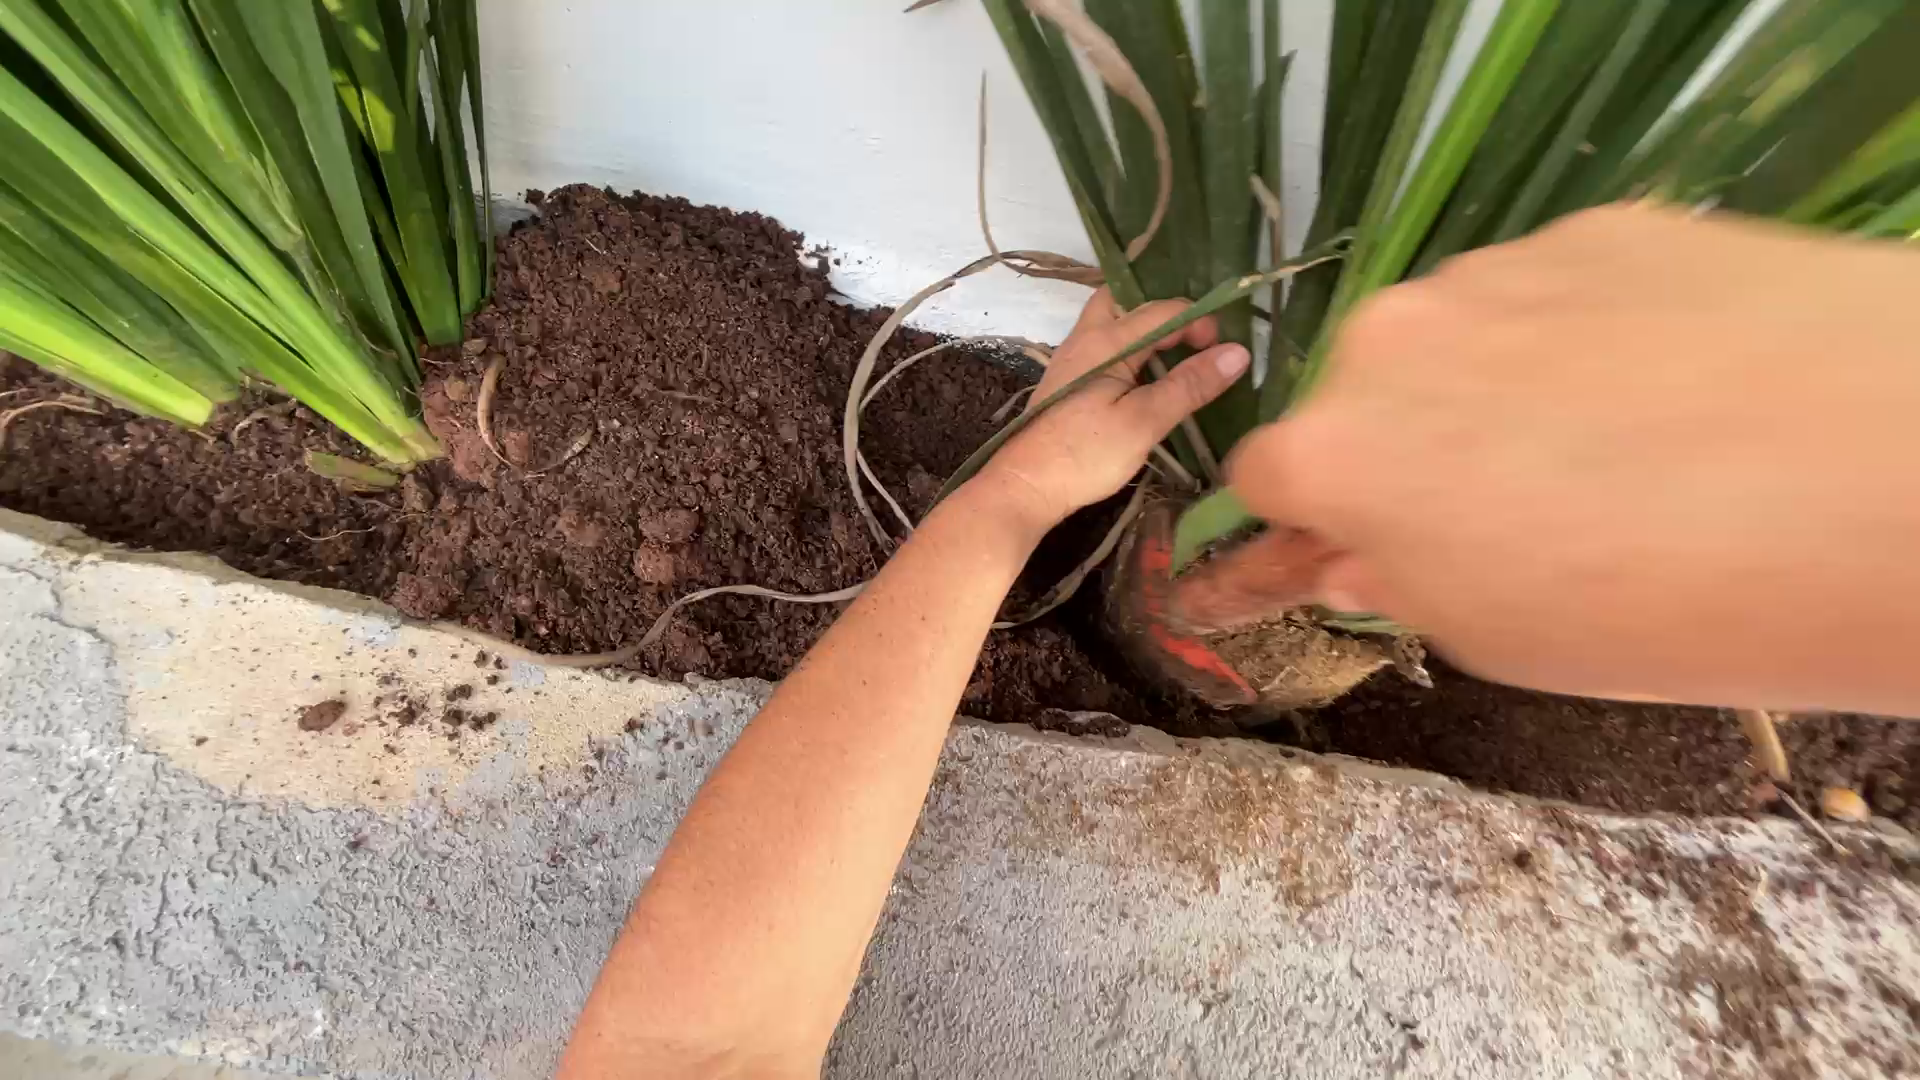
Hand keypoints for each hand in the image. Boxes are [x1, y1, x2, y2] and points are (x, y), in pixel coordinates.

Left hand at [973, 288, 1249, 534]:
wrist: (1024, 487)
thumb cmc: (1084, 455)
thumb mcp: (1143, 422)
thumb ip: (1188, 386)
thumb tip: (1238, 352)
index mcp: (1104, 341)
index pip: (1162, 310)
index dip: (1200, 322)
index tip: (1224, 351)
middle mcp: (1083, 340)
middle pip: (1125, 302)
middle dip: (1164, 312)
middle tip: (1196, 338)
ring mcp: (1071, 362)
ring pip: (1111, 325)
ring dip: (1146, 333)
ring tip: (1179, 356)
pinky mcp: (1067, 386)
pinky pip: (1104, 351)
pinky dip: (1130, 353)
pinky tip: (1146, 379)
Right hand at [1215, 205, 1919, 713]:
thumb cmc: (1655, 606)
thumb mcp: (1479, 632)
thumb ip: (1380, 581)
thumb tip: (1342, 557)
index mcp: (1326, 456)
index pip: (1258, 479)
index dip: (1300, 515)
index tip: (1342, 537)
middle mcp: (1374, 347)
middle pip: (1345, 403)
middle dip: (1387, 448)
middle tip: (1487, 497)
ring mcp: (1480, 277)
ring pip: (1437, 343)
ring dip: (1470, 387)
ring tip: (1593, 436)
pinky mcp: (1587, 229)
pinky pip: (1533, 292)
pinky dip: (1561, 335)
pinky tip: (1653, 378)